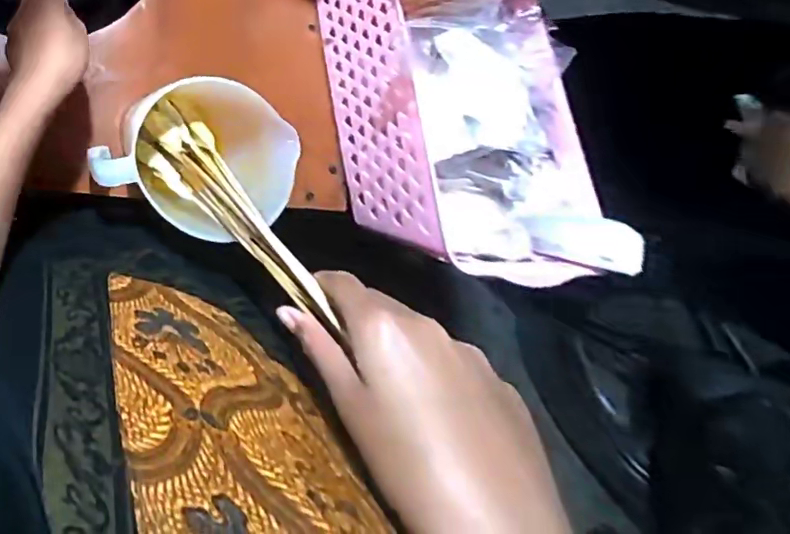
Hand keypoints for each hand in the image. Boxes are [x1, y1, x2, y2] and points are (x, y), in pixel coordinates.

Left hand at [3, 0, 88, 110]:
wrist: (37, 89)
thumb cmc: (64, 53)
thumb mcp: (78, 30)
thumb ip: (68, 14)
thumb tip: (59, 6)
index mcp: (38, 1)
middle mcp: (20, 13)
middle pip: (28, 2)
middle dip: (41, 6)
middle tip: (60, 18)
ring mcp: (12, 34)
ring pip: (24, 22)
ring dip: (36, 26)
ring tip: (54, 40)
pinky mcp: (10, 54)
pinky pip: (24, 41)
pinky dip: (32, 44)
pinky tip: (44, 57)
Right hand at [281, 272, 567, 533]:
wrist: (502, 529)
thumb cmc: (405, 465)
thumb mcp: (350, 408)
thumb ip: (319, 350)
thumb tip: (287, 308)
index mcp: (382, 325)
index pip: (342, 281)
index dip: (320, 286)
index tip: (308, 303)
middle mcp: (426, 324)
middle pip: (382, 304)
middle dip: (360, 319)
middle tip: (348, 359)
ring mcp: (470, 352)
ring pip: (421, 333)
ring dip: (401, 346)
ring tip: (399, 396)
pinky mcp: (502, 383)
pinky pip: (457, 363)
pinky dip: (440, 374)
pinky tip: (444, 420)